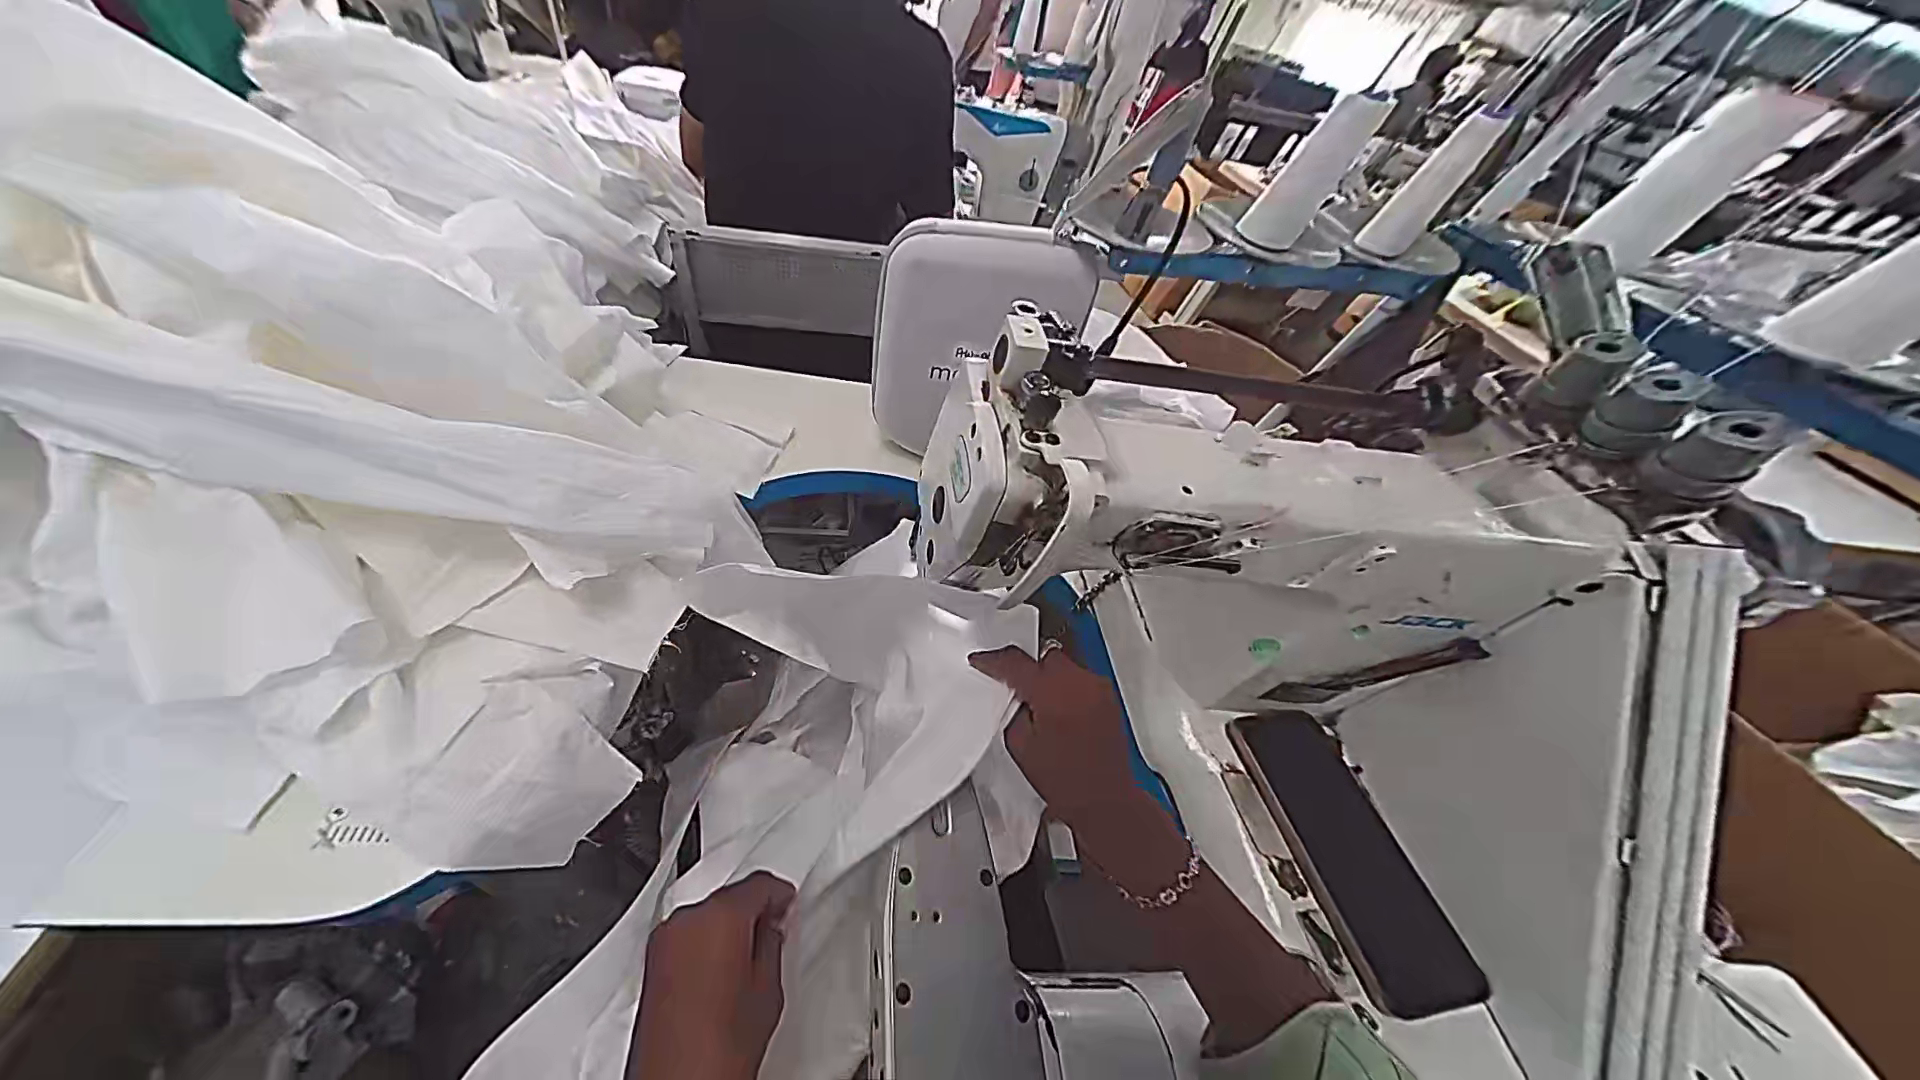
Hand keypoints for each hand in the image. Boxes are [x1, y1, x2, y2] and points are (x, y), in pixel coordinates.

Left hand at [630, 873, 793, 1079]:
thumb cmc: (716, 1050)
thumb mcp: (767, 989)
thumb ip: (771, 943)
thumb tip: (769, 930)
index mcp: (722, 915)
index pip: (759, 883)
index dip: (780, 893)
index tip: (787, 903)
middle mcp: (688, 920)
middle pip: (731, 896)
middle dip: (753, 909)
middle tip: (774, 925)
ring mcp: (665, 940)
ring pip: (708, 914)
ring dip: (728, 925)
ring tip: (748, 955)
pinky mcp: (651, 963)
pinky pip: (687, 934)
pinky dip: (705, 941)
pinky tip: (722, 968)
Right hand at [969, 646, 1144, 830]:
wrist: (1105, 801)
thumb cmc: (1068, 782)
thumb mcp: (1020, 744)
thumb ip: (1011, 710)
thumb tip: (1011, 694)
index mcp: (1052, 692)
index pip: (1015, 662)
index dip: (993, 660)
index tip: (983, 661)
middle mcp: (1079, 683)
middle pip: (1043, 657)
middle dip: (1026, 669)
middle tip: (1013, 689)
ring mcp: (1097, 688)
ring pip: (1063, 665)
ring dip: (1048, 679)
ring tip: (1040, 707)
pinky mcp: (1108, 697)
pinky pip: (1080, 679)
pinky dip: (1066, 688)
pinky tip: (1060, 712)